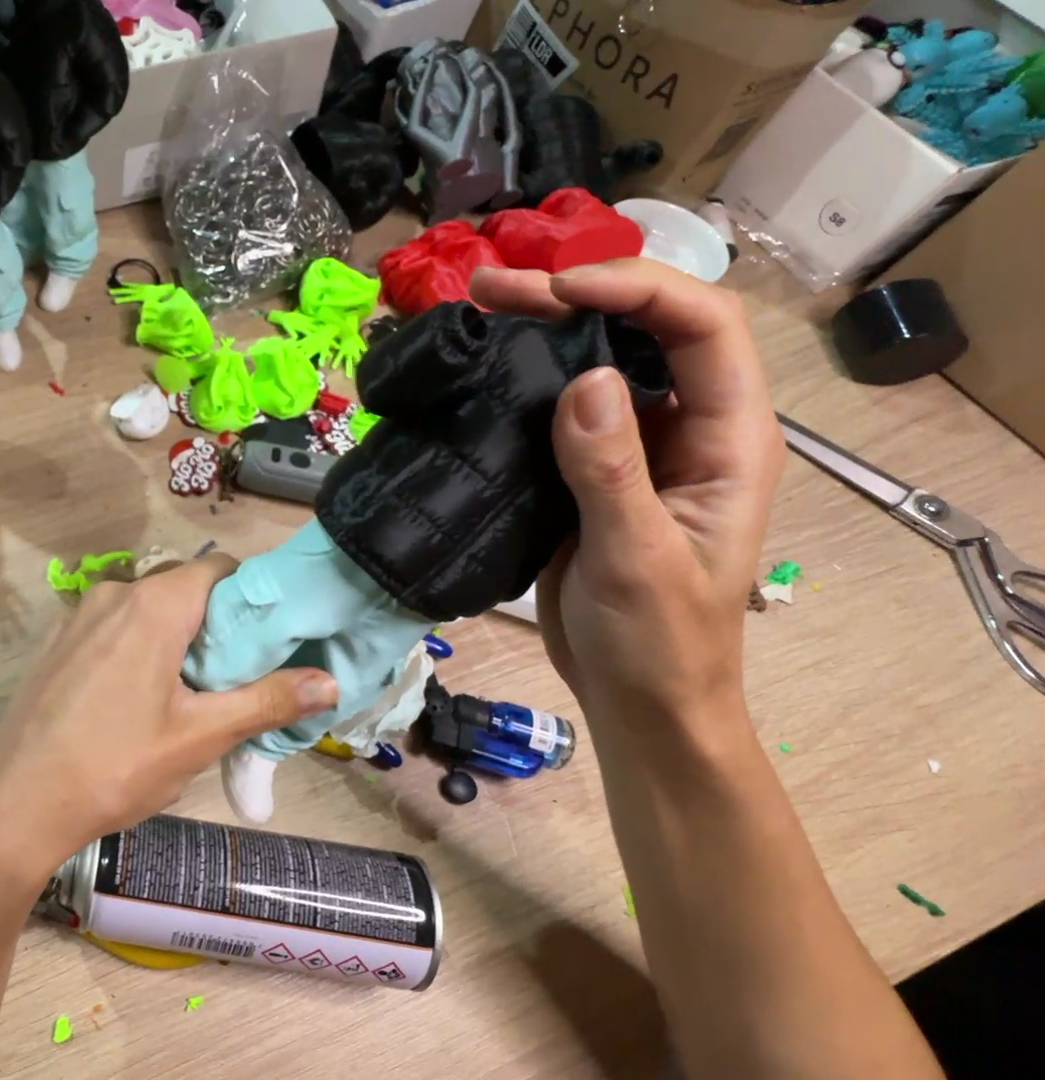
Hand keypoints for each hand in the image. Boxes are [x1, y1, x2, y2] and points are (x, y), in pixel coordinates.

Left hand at [0, 556, 337, 887]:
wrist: (16, 803)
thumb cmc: (114, 766)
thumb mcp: (200, 737)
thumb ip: (267, 701)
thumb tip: (330, 681)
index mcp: (152, 604)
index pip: (220, 570)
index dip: (253, 599)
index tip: (275, 639)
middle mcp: (113, 594)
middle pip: (184, 590)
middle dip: (217, 626)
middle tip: (241, 678)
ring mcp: (77, 617)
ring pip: (148, 611)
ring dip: (178, 641)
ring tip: (195, 696)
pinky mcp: (57, 643)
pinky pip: (114, 630)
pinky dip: (140, 649)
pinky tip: (140, 701)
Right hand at [469, 261, 784, 727]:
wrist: (636, 700)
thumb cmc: (658, 641)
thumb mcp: (639, 559)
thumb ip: (613, 471)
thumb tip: (585, 379)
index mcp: (729, 440)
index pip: (702, 328)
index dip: (638, 290)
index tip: (558, 290)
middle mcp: (687, 429)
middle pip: (646, 330)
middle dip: (576, 295)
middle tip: (492, 290)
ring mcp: (633, 449)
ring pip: (598, 362)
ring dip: (544, 330)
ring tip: (479, 313)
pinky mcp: (587, 473)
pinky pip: (558, 409)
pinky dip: (521, 381)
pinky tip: (481, 374)